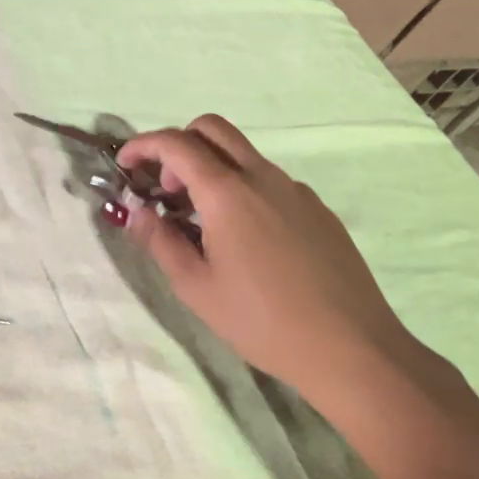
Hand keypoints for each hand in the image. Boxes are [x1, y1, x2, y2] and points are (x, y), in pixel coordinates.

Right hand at [116, 116, 430, 396]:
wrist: (353, 349)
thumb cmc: (262, 320)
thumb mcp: (195, 287)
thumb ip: (159, 240)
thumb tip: (136, 211)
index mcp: (227, 192)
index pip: (175, 143)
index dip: (142, 146)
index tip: (125, 166)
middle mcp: (262, 178)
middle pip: (212, 129)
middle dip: (178, 145)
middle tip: (165, 189)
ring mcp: (296, 191)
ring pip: (242, 155)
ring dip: (210, 169)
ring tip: (200, 223)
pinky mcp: (318, 211)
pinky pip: (269, 182)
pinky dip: (241, 190)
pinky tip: (244, 241)